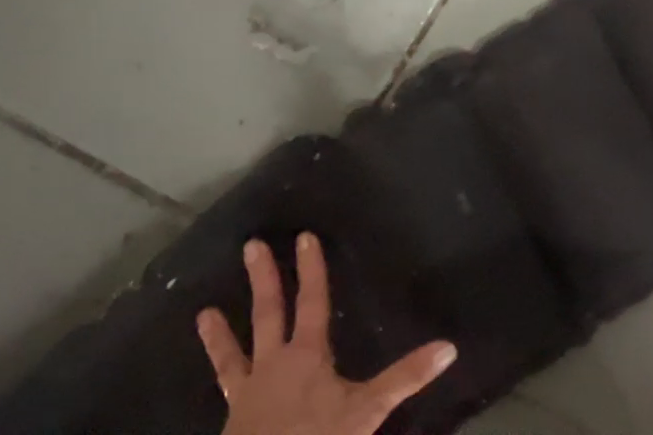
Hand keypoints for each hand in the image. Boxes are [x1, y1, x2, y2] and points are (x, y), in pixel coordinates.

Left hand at [197, 234, 456, 434]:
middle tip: (251, 246)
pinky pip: (224, 391)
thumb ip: (405, 377)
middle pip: (268, 314)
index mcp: (306, 355)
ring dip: (220, 335)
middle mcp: (272, 365)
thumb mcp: (366, 411)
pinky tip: (215, 380)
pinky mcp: (233, 421)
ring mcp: (247, 394)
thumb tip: (449, 347)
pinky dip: (218, 379)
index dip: (311, 269)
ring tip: (203, 312)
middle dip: (265, 279)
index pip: (311, 302)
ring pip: (233, 354)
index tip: (304, 236)